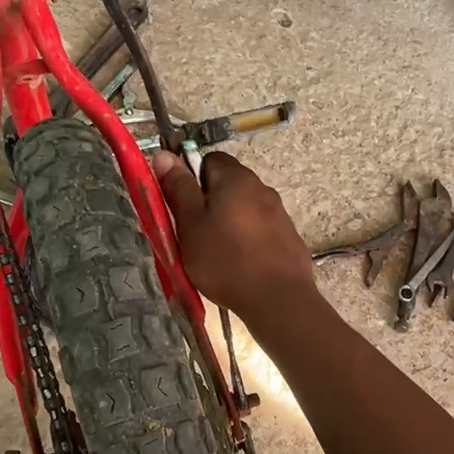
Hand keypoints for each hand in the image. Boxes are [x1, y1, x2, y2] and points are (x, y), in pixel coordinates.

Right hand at [153, 151, 316, 320]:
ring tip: (218, 254)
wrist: (278, 299)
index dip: (191, 179)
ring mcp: (279, 213)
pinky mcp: (289, 237)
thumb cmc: (225, 259)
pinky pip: (261, 230)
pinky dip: (248, 240)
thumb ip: (178, 189)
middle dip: (209, 203)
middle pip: (228, 185)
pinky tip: (242, 265)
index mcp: (236, 178)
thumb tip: (164, 154)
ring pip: (245, 209)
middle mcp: (262, 188)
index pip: (209, 159)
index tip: (183, 206)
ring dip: (230, 223)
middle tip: (195, 234)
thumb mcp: (191, 224)